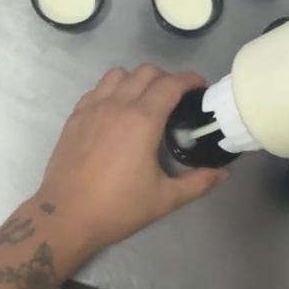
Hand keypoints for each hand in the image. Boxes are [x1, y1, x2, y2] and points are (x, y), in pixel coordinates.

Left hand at [35, 66, 226, 252]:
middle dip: (165, 78)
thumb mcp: (165, 199)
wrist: (66, 216)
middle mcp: (116, 105)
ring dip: (136, 79)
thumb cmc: (118, 208)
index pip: (171, 84)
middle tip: (176, 97)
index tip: (199, 87)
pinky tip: (116, 110)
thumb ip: (198, 182)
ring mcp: (91, 109)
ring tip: (145, 99)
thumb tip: (222, 173)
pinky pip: (96, 90)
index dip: (189, 80)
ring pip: (117, 74)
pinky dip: (111, 90)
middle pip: (145, 72)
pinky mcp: (74, 118)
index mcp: (142, 120)